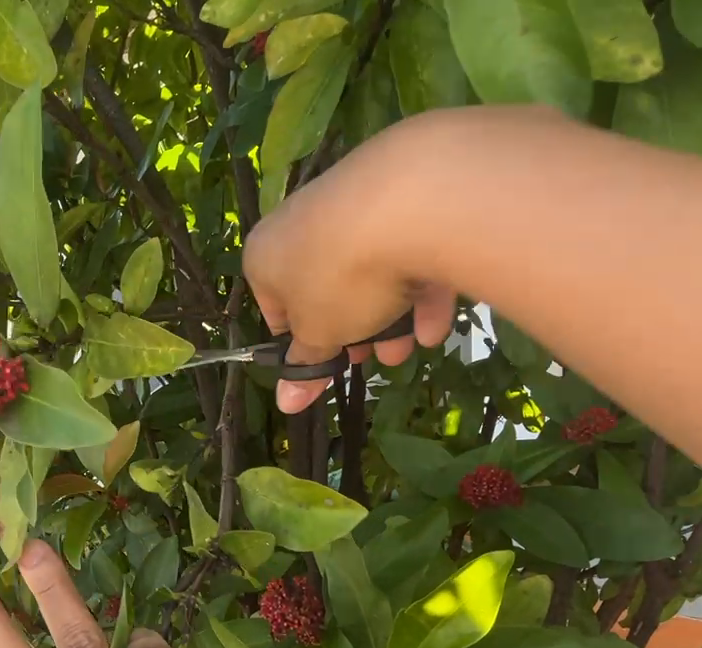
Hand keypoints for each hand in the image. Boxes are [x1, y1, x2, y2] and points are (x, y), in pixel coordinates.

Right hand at [243, 115, 459, 414]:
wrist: (410, 197)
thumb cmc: (340, 277)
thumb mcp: (319, 335)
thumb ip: (306, 367)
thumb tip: (286, 404)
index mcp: (264, 255)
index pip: (275, 308)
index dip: (302, 343)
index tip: (328, 362)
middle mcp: (301, 222)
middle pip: (325, 288)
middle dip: (351, 330)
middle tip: (370, 358)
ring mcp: (353, 200)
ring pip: (368, 269)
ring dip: (388, 316)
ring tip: (408, 348)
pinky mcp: (405, 188)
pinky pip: (407, 246)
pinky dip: (420, 285)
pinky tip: (437, 323)